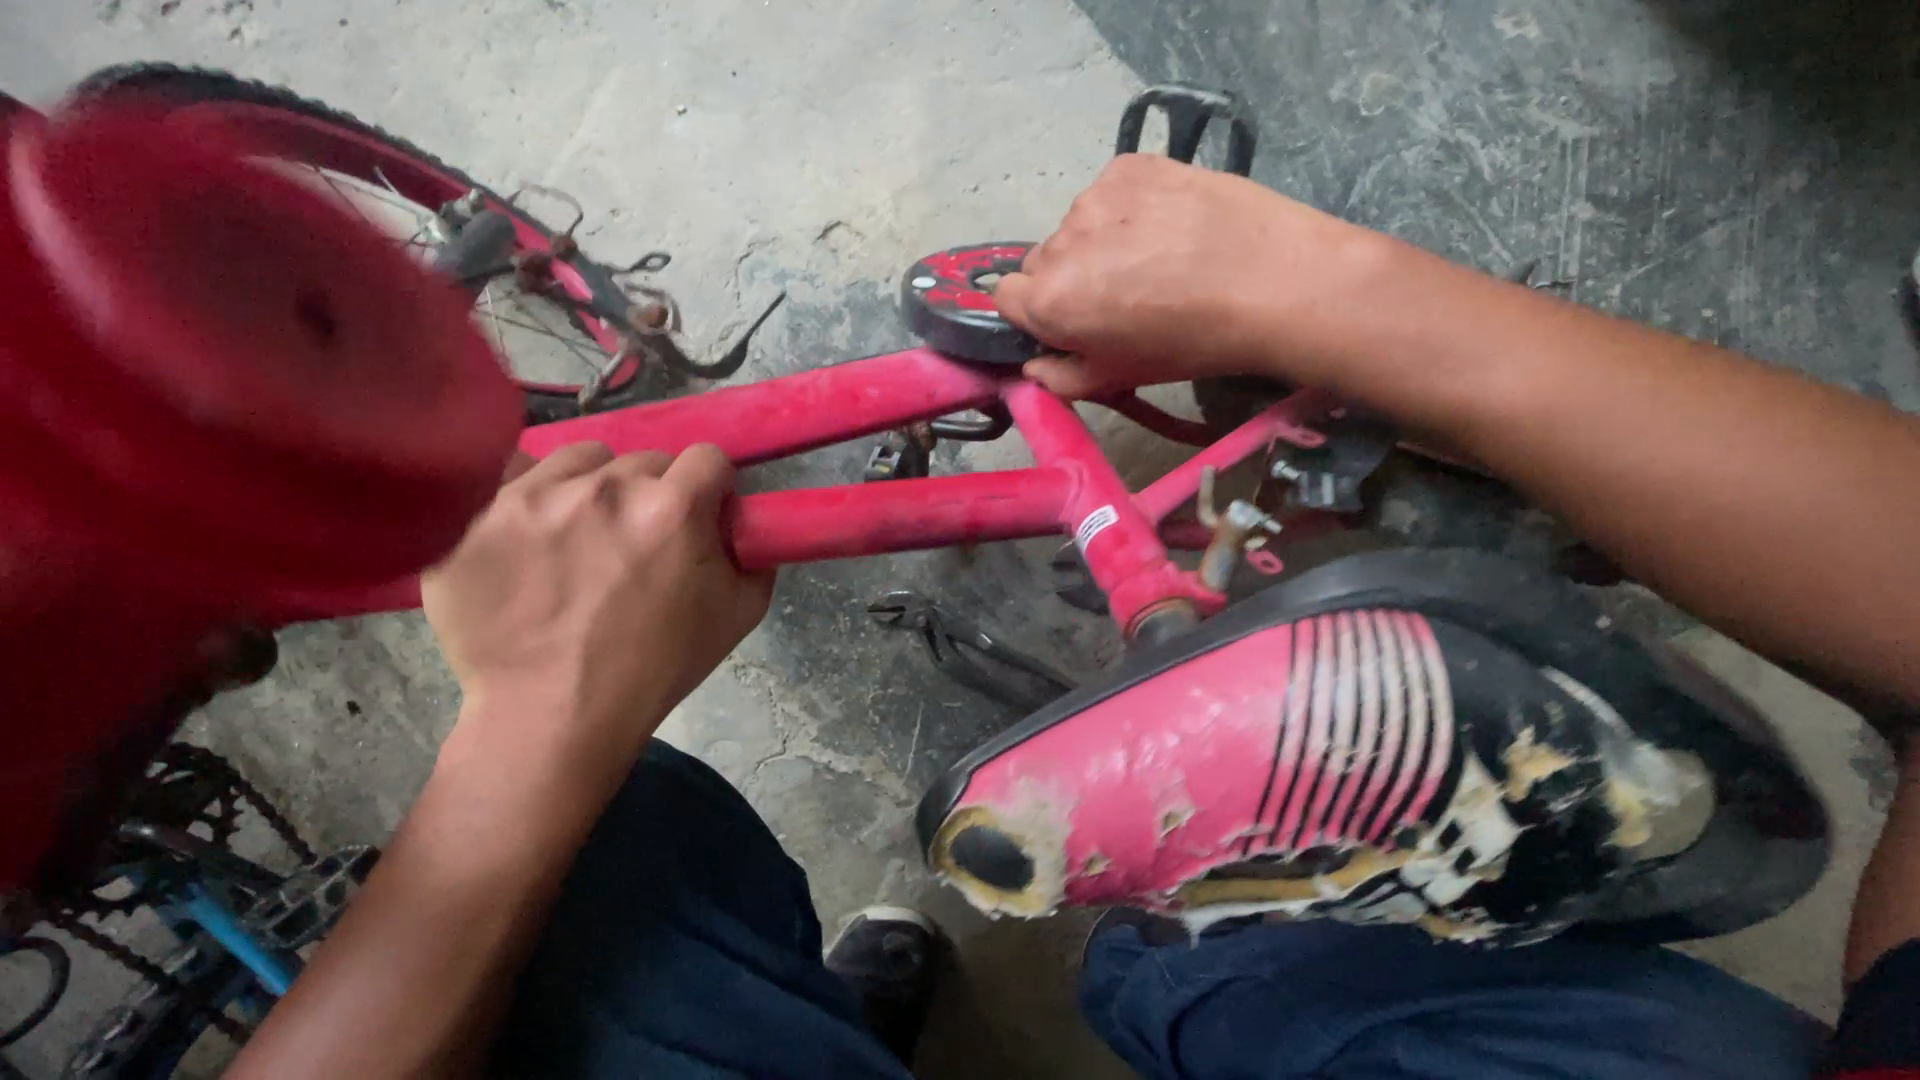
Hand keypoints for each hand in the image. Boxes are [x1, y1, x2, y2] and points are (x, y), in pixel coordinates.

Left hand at [422, 442, 772, 784]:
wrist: (552, 715)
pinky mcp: (482, 513)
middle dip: (653, 491)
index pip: (707, 458)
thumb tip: (741, 526)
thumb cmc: (654, 669)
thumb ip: (755, 557)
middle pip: (645, 459)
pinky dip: (533, 497)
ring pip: (581, 459)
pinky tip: (534, 532)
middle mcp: (606, 487)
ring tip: (583, 534)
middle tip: (640, 540)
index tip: (700, 516)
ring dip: (594, 485)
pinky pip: (516, 476)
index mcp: (673, 508)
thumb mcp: (738, 616)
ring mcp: (535, 495)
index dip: (710, 488)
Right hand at [994, 154, 1389, 396]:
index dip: (1036, 315)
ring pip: (1078, 226)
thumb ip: (1062, 377)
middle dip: (1068, 279)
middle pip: (1041, 262)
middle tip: (1122, 294)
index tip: (1072, 323)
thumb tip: (1035, 367)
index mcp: (1050, 300)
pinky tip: (1168, 224)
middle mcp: (1060, 243)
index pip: (1006, 300)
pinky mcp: (1131, 164)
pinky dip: (1127, 208)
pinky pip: (1110, 192)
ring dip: (1099, 241)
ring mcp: (1095, 196)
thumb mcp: (1122, 375)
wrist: (1274, 281)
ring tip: (1155, 256)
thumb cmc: (1192, 342)